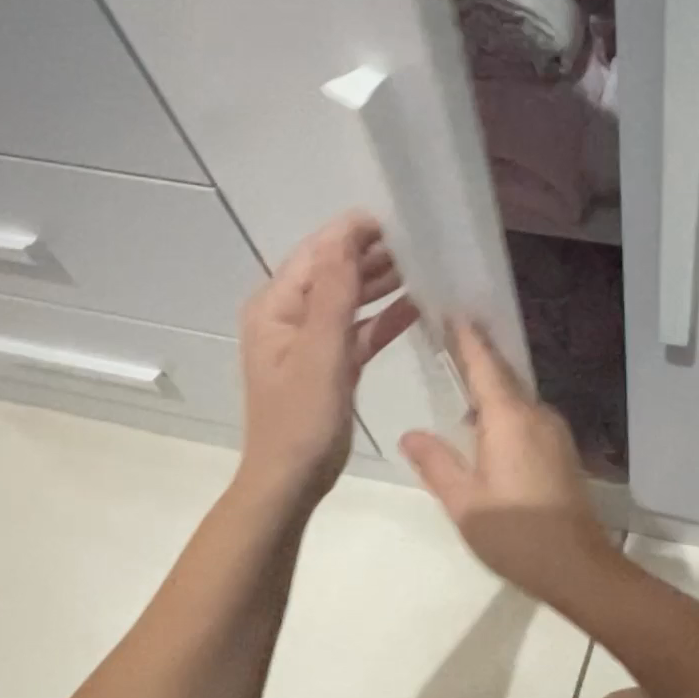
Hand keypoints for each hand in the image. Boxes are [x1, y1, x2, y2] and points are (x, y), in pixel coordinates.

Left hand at [237, 213, 417, 500]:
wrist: (291, 478)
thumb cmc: (301, 419)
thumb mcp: (319, 353)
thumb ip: (334, 294)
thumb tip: (347, 238)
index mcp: (276, 307)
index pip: (317, 255)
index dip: (352, 234)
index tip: (394, 219)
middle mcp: (290, 316)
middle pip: (333, 273)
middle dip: (371, 256)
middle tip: (418, 243)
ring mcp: (310, 342)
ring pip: (349, 301)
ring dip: (380, 285)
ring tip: (422, 268)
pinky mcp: (330, 366)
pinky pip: (358, 332)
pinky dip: (382, 321)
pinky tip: (414, 309)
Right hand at [399, 324, 618, 596]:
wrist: (578, 568)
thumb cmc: (516, 535)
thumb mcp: (464, 502)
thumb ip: (436, 463)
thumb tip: (410, 434)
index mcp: (510, 419)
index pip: (485, 365)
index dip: (467, 337)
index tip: (451, 310)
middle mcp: (537, 416)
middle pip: (504, 378)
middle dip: (477, 360)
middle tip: (446, 342)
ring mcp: (555, 435)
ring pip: (517, 402)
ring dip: (491, 393)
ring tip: (458, 391)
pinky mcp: (563, 455)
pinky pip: (529, 422)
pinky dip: (505, 417)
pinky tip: (486, 434)